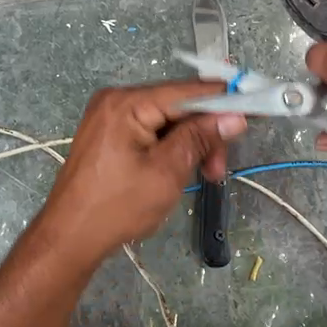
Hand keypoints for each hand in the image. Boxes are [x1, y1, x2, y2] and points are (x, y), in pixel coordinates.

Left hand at [33, 81, 246, 262]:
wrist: (70, 236)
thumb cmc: (117, 206)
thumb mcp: (167, 172)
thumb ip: (200, 139)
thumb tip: (235, 116)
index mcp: (126, 103)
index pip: (187, 91)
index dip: (225, 98)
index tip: (257, 107)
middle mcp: (116, 100)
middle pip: (177, 105)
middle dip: (204, 132)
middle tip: (219, 169)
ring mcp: (109, 116)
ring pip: (166, 120)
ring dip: (190, 144)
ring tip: (204, 177)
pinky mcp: (108, 133)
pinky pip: (150, 129)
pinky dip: (170, 147)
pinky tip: (180, 170)